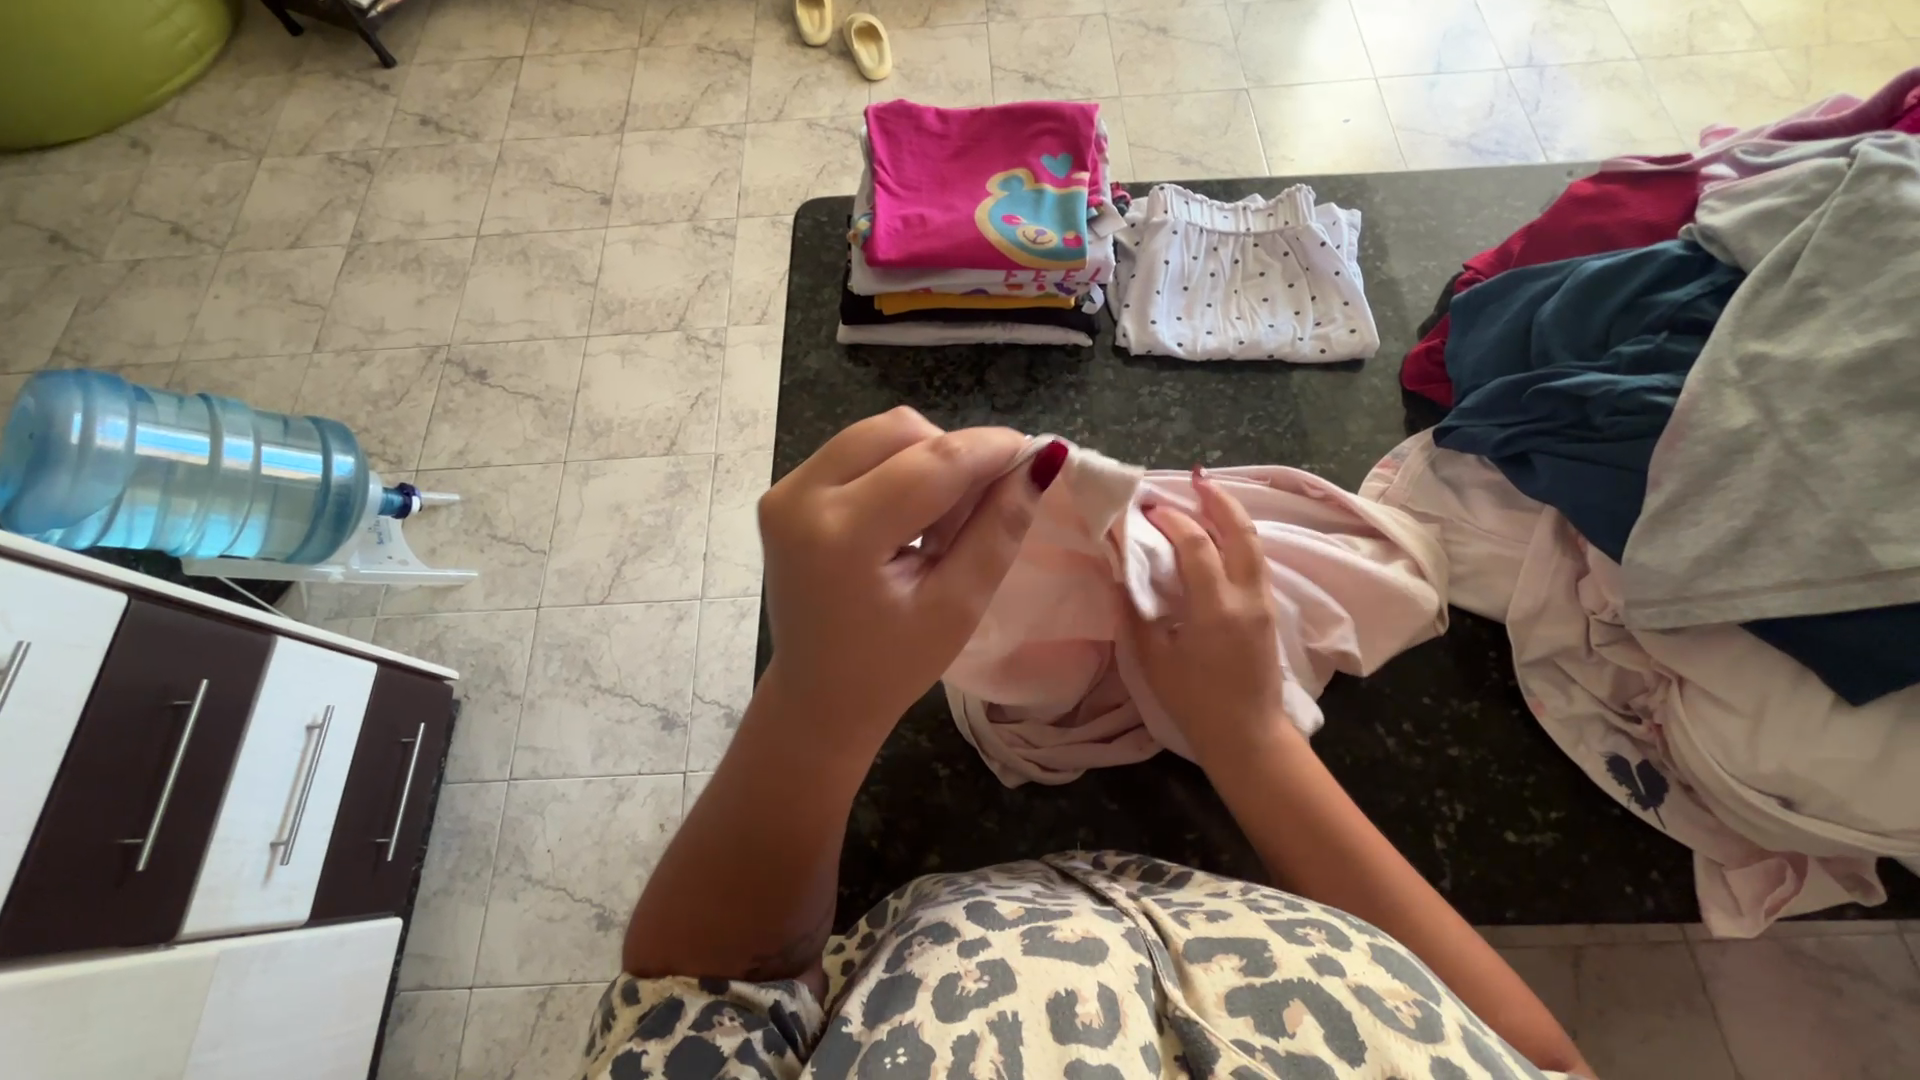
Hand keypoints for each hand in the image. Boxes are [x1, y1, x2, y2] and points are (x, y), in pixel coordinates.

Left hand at [757, 407, 1066, 735]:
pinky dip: (896, 467)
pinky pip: (855, 450)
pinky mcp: (784, 492)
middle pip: (900, 430)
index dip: (991, 448)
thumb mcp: (957, 606)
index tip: (1036, 453)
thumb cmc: (892, 666)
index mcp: (841, 536)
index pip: (932, 461)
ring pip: (878, 433)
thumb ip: (998, 530)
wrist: (818, 695)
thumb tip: (1039, 463)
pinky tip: (909, 517)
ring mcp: (785, 490)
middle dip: (954, 455)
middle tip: (979, 507)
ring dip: (926, 458)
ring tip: (942, 521)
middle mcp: (799, 497)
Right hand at [1126, 469, 1298, 763]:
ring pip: (1254, 544)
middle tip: (1195, 480)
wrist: (1246, 735)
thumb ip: (1134, 612)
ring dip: (1231, 516)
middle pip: (1241, 532)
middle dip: (1218, 501)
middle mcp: (1247, 597)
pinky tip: (1219, 536)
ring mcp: (1264, 603)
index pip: (1196, 545)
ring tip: (1207, 498)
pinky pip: (1255, 561)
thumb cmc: (1194, 701)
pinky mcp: (1268, 612)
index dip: (1171, 520)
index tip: (1147, 510)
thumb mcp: (1153, 659)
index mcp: (1216, 608)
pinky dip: (1237, 539)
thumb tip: (1119, 573)